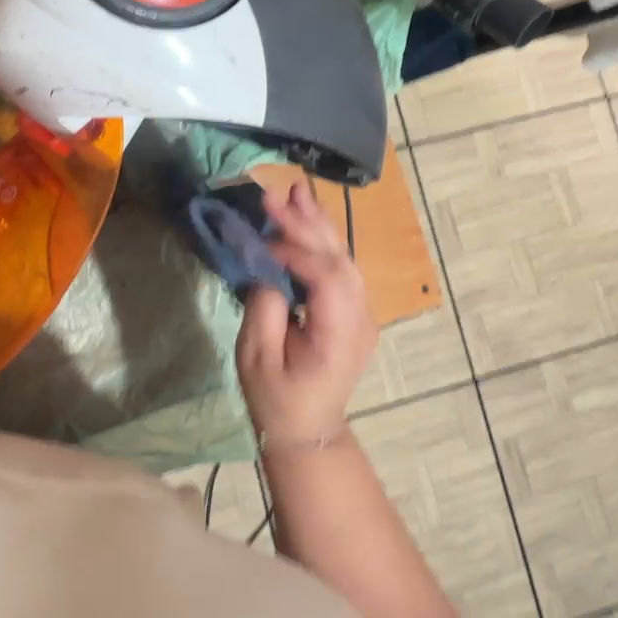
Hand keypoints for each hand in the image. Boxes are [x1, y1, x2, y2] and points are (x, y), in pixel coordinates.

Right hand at [236, 182, 377, 448]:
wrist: (307, 428)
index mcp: (340, 334)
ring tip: (295, 190)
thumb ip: (264, 310)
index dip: (296, 252)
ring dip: (318, 223)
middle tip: (277, 193)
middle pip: (340, 259)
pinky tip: (305, 215)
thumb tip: (268, 272)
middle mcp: (360, 317)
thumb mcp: (256, 358)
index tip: (262, 241)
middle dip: (308, 224)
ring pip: (344, 256)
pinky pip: (340, 265)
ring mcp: (361, 312)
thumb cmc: (277, 397)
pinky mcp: (352, 308)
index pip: (327, 278)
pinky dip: (321, 238)